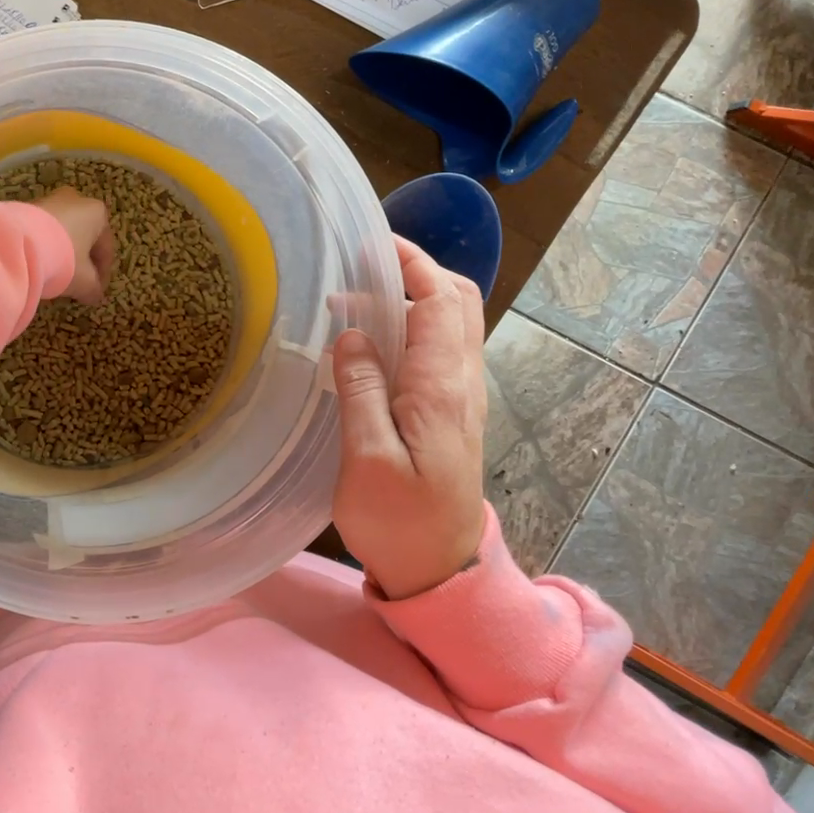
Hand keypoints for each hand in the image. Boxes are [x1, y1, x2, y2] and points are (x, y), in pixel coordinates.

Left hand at [33, 187, 116, 304]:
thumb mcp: (84, 281)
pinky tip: (39, 264)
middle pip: (83, 237)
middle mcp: (76, 200)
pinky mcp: (26, 207)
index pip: (105, 249)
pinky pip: (42, 231)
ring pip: (62, 233)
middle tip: (76, 284)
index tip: (95, 291)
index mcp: (97, 213)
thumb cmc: (62, 259)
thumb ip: (93, 288)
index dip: (102, 274)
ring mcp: (49, 201)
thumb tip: (94, 294)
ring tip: (55, 277)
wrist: (18, 244)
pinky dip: (45, 247)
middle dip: (81, 261)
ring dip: (62, 254)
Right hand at [332, 236, 488, 599]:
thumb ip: (362, 391)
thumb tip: (353, 332)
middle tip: (360, 262)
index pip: (439, 301)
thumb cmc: (399, 520)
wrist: (439, 571)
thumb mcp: (369, 460)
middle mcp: (460, 383)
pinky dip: (411, 321)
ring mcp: (458, 396)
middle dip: (415, 268)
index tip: (368, 242)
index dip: (410, 262)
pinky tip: (371, 335)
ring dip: (412, 293)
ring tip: (354, 292)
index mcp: (441, 387)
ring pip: (450, 321)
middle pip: (456, 302)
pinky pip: (439, 346)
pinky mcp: (448, 410)